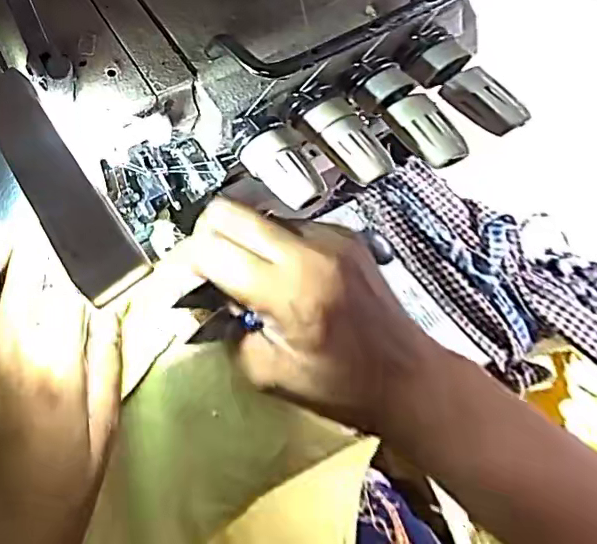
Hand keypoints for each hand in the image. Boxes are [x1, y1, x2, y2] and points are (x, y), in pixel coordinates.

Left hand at [0, 240, 120, 543]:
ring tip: (15, 248)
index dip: (78, 276)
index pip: (64, 287)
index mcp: (50, 362)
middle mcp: (2, 343)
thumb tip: (104, 313)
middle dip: (38, 246)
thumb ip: (107, 362)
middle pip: (18, 263)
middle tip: (50, 246)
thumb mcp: (101, 432)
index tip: (86, 280)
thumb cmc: (56, 491)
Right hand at [172, 198, 441, 436]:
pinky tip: (284, 270)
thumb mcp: (271, 373)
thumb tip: (201, 298)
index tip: (186, 278)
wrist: (411, 378)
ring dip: (239, 236)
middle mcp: (307, 252)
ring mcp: (327, 235)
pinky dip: (273, 240)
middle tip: (208, 266)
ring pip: (254, 210)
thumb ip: (227, 331)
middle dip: (205, 237)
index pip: (210, 248)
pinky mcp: (341, 231)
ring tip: (250, 271)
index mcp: (287, 292)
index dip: (188, 263)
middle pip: (225, 211)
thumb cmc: (347, 386)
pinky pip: (286, 220)